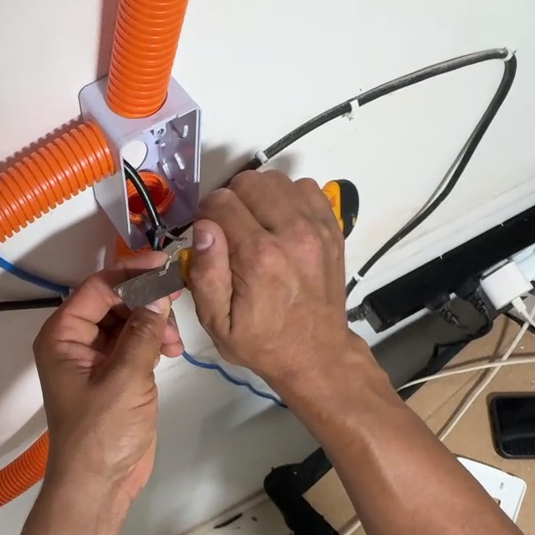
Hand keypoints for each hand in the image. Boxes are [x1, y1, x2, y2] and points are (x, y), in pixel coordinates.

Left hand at [32, 252, 184, 505]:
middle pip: (114, 302)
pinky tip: (171, 352)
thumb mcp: (124, 379)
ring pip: (129, 321)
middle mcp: (75, 342)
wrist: (99, 485)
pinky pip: (136, 343)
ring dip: (154, 324)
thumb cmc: (102, 433)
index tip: (165, 265)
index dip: (130, 274)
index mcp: (62, 336)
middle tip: (177, 307)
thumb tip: (160, 293)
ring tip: (174, 345)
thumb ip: (143, 333)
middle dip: (146, 302)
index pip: (97, 288)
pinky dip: (154, 342)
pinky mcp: (117, 375)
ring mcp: (96, 359)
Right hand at [186, 170, 366, 391]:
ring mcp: (316, 228)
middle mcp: (291, 234)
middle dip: (231, 201)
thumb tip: (203, 228)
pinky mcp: (331, 229)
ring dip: (259, 196)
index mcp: (258, 257)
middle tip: (229, 229)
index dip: (206, 214)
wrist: (316, 353)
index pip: (220, 202)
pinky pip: (306, 188)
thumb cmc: (261, 342)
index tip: (207, 234)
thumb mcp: (218, 323)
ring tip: (254, 224)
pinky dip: (287, 198)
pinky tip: (279, 223)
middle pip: (249, 182)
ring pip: (277, 180)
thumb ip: (206, 274)